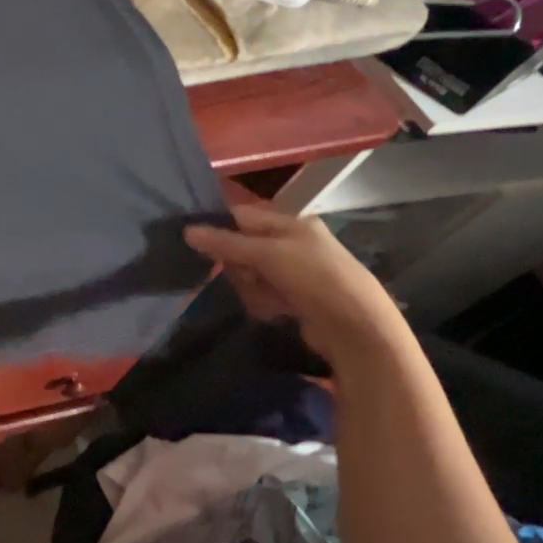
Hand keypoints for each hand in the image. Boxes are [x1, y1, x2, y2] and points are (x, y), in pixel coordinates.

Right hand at [183, 204, 415, 368]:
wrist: (357, 326)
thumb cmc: (314, 278)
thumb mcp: (267, 254)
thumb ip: (226, 243)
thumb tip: (186, 231)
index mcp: (292, 222)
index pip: (242, 216)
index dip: (218, 227)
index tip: (194, 242)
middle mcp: (293, 242)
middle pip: (242, 247)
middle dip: (237, 265)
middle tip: (244, 276)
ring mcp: (295, 271)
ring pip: (249, 273)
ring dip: (250, 287)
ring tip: (265, 299)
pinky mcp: (295, 296)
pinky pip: (262, 293)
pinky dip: (263, 301)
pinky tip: (274, 311)